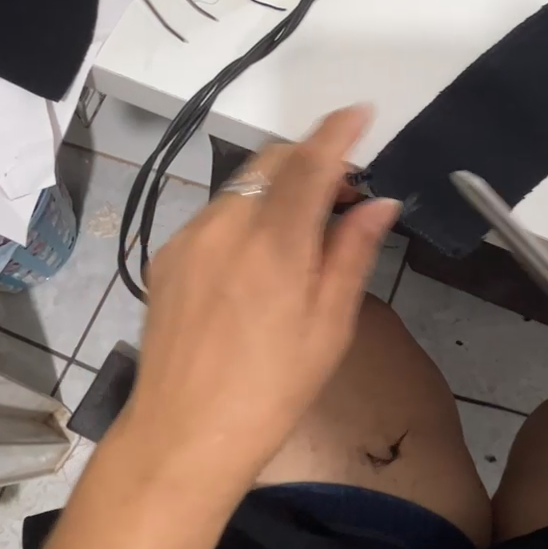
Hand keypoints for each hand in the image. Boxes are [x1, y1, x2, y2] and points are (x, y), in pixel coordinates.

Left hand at [117, 105, 399, 486]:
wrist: (182, 435)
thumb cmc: (271, 390)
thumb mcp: (329, 327)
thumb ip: (351, 253)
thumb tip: (379, 202)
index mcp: (274, 247)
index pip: (310, 164)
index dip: (338, 131)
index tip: (360, 113)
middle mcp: (226, 227)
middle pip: (271, 161)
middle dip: (310, 158)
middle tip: (342, 194)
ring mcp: (190, 238)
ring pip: (243, 185)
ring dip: (279, 188)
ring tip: (303, 232)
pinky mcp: (168, 254)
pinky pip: (217, 213)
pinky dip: (248, 213)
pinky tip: (258, 257)